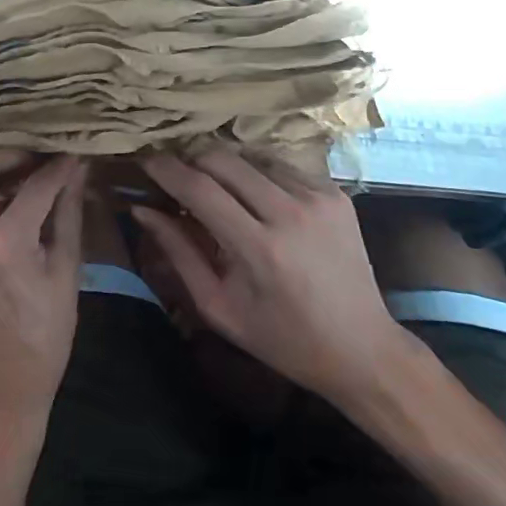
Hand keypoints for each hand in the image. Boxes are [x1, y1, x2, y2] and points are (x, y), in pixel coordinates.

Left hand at [0, 149, 86, 416]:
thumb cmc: (44, 334)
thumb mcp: (66, 272)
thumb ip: (68, 213)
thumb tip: (77, 170)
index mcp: (4, 241)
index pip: (36, 182)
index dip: (61, 164)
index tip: (76, 151)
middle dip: (15, 152)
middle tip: (41, 158)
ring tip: (21, 176)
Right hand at [133, 148, 408, 403]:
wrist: (362, 347)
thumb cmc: (282, 338)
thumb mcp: (219, 307)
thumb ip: (179, 254)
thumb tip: (143, 210)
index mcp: (259, 248)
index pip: (200, 189)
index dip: (166, 169)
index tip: (145, 160)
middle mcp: (290, 212)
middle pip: (223, 159)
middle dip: (192, 159)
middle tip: (177, 174)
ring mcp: (318, 198)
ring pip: (252, 158)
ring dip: (226, 167)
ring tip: (216, 189)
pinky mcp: (335, 193)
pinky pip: (282, 168)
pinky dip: (259, 176)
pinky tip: (255, 199)